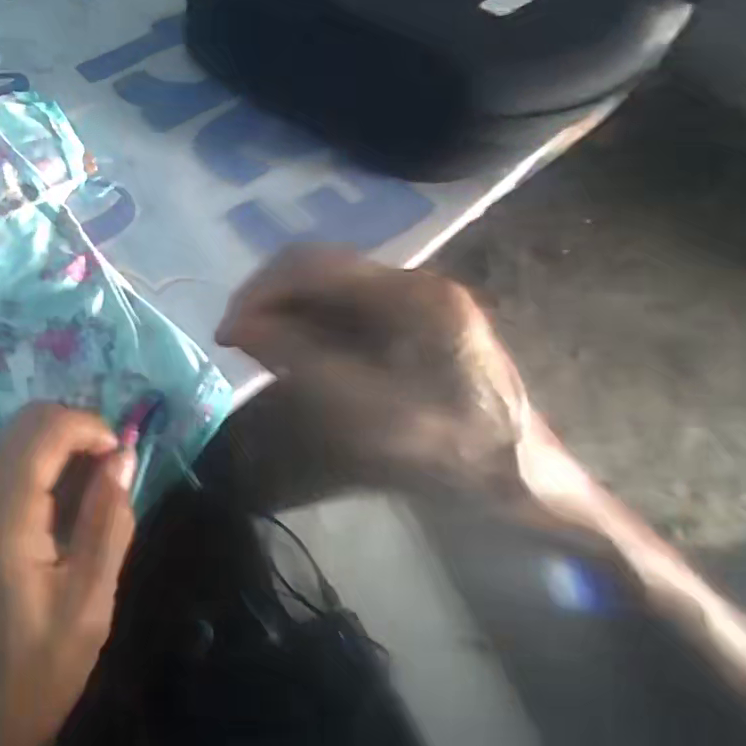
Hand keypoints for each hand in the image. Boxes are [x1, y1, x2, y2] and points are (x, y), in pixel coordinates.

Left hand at [0, 403, 137, 745]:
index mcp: (0, 510)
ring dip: (57, 453)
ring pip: (12, 444)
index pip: (44, 427)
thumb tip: (122, 457)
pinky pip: (0, 471)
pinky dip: (36, 473)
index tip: (124, 459)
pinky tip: (60, 516)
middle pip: (24, 425)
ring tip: (93, 501)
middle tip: (114, 475)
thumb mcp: (87, 604)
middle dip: (75, 432)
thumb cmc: (31, 672)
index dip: (90, 426)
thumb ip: (107, 522)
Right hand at [210, 244, 533, 506]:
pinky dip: (303, 321)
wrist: (519, 480)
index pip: (312, 265)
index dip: (258, 292)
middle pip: (315, 267)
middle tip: (235, 338)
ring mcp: (412, 298)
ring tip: (257, 346)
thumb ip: (295, 358)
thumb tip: (235, 328)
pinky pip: (339, 304)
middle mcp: (411, 282)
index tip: (226, 332)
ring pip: (322, 284)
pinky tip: (290, 351)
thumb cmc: (443, 445)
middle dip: (266, 298)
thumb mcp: (361, 406)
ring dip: (281, 309)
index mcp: (410, 294)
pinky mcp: (407, 318)